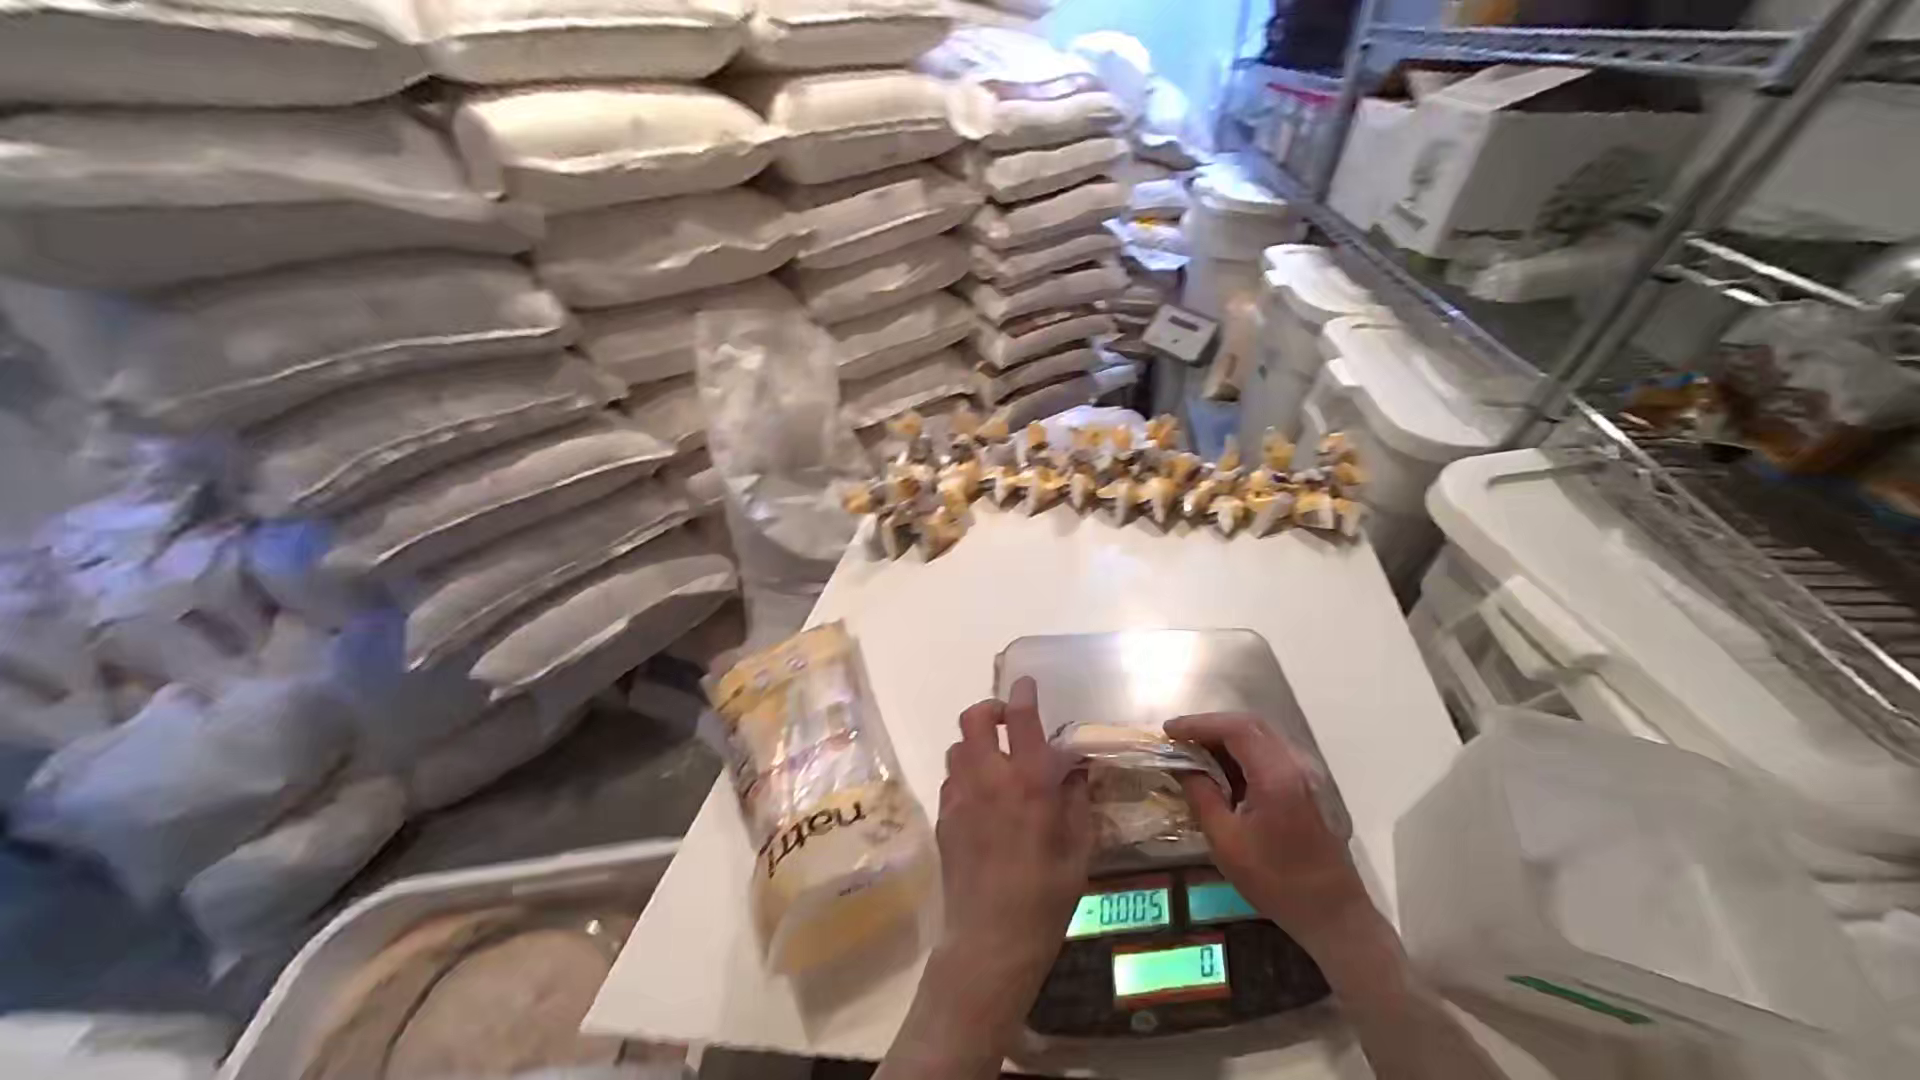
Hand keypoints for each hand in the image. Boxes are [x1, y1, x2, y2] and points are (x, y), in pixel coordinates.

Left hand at [934, 676, 1092, 992]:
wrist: (992, 939)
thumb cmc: (1047, 895)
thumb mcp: (1078, 846)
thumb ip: (1077, 798)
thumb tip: (1075, 766)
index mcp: (1029, 782)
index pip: (1021, 719)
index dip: (1023, 693)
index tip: (1026, 684)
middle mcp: (989, 779)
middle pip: (974, 718)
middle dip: (991, 709)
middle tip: (1008, 723)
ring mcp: (960, 796)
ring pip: (958, 746)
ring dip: (977, 743)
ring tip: (996, 762)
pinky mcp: (944, 816)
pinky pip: (951, 778)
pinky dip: (966, 774)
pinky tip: (982, 798)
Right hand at [1164, 712, 1372, 948]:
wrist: (1332, 913)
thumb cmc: (1275, 880)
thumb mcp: (1225, 840)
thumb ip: (1201, 795)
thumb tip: (1181, 766)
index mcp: (1277, 777)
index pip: (1235, 729)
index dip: (1198, 724)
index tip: (1168, 731)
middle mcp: (1296, 765)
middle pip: (1250, 725)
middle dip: (1211, 725)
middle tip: (1179, 737)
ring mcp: (1307, 773)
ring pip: (1262, 735)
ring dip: (1226, 736)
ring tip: (1194, 750)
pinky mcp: (1308, 785)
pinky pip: (1271, 752)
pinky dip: (1242, 750)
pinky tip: (1222, 767)